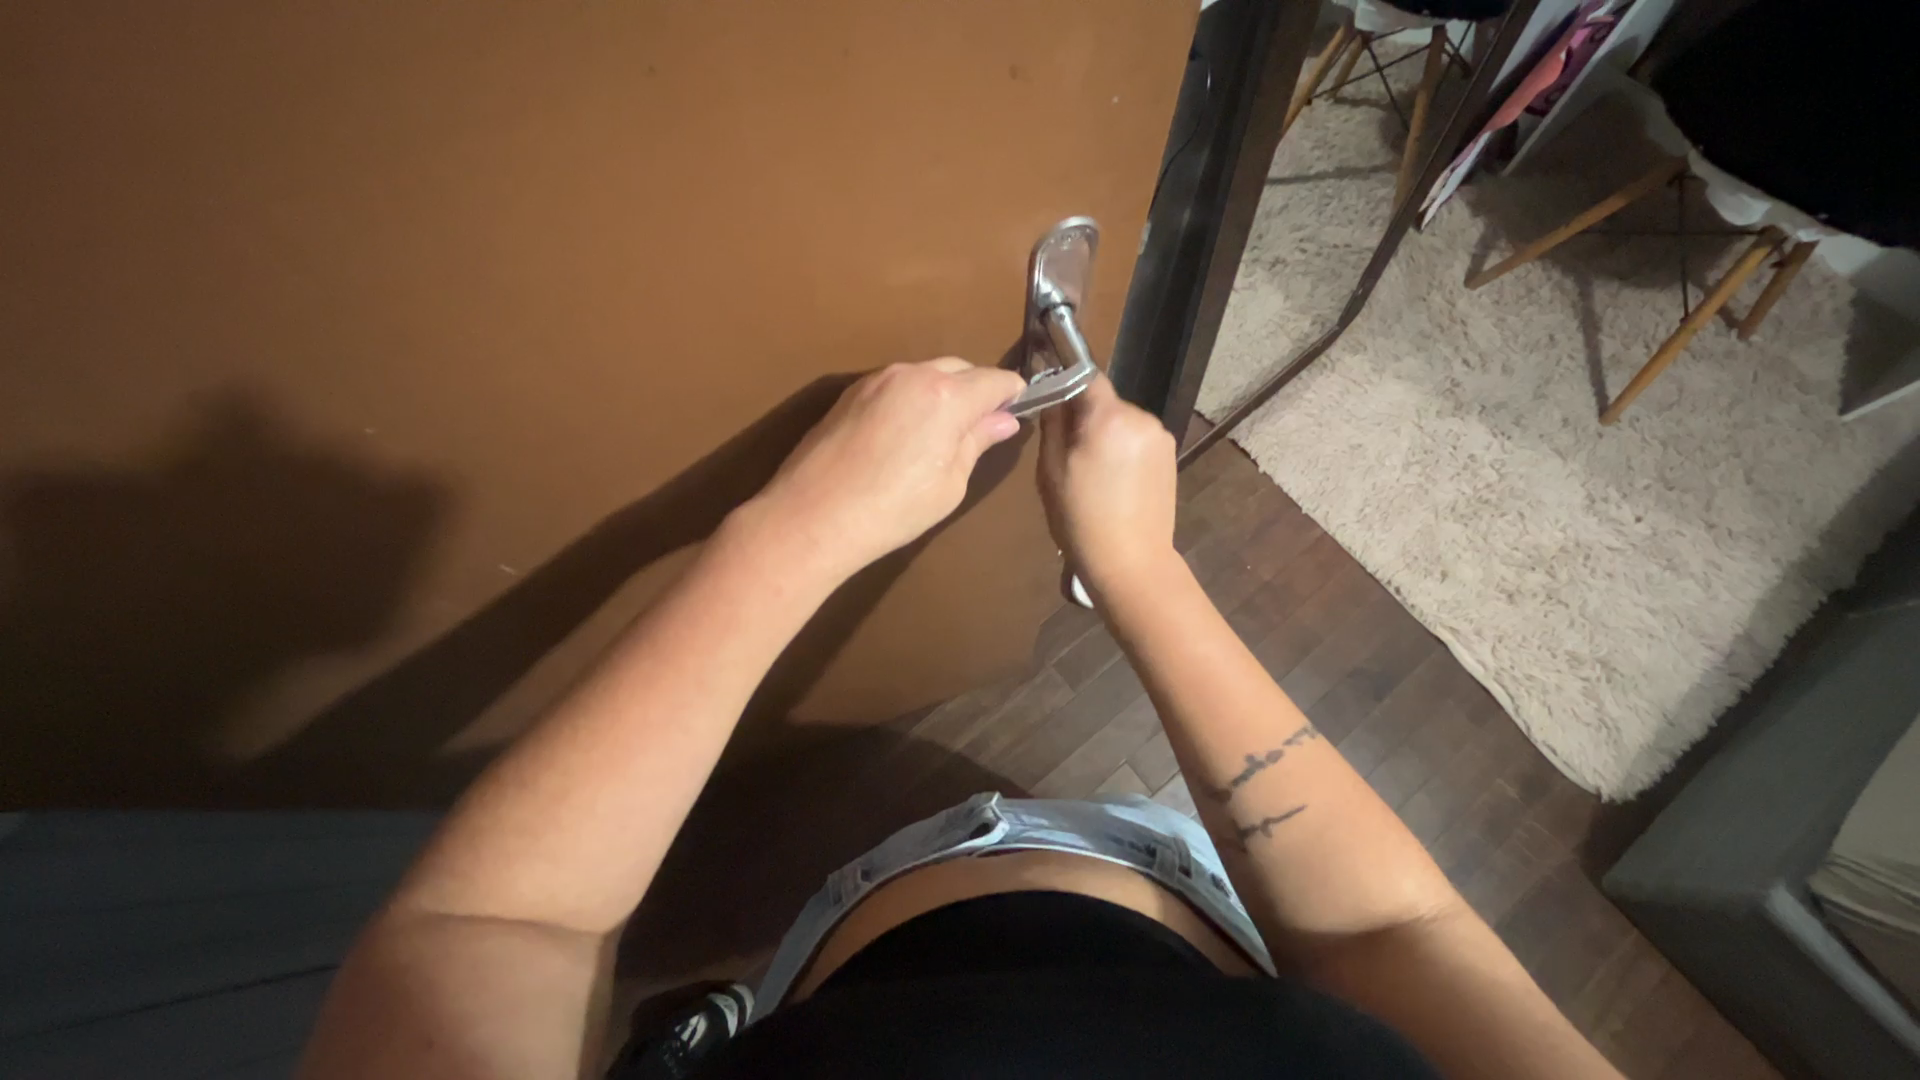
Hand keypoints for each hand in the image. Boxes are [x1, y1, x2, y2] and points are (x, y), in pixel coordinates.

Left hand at [749, 357, 1025, 581]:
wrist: (814, 516)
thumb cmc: (893, 510)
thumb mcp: (949, 483)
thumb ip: (977, 442)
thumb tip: (1003, 420)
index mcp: (947, 396)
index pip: (995, 381)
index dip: (1012, 395)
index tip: (1018, 411)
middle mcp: (914, 375)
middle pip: (961, 369)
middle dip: (977, 391)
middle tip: (980, 429)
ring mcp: (877, 379)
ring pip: (926, 374)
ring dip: (942, 393)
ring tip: (940, 435)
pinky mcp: (850, 392)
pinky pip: (896, 385)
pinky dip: (912, 399)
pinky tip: (905, 435)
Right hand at [1037, 375, 1178, 594]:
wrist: (1130, 562)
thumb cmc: (1081, 519)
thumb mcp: (1051, 471)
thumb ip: (1053, 426)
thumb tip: (1055, 398)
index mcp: (1109, 417)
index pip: (1087, 377)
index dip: (1067, 384)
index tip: (1052, 404)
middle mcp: (1141, 417)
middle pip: (1105, 403)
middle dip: (1086, 419)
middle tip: (1069, 454)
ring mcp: (1160, 437)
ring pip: (1122, 422)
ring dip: (1106, 437)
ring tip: (1093, 475)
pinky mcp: (1170, 457)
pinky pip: (1137, 441)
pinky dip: (1123, 452)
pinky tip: (1115, 484)